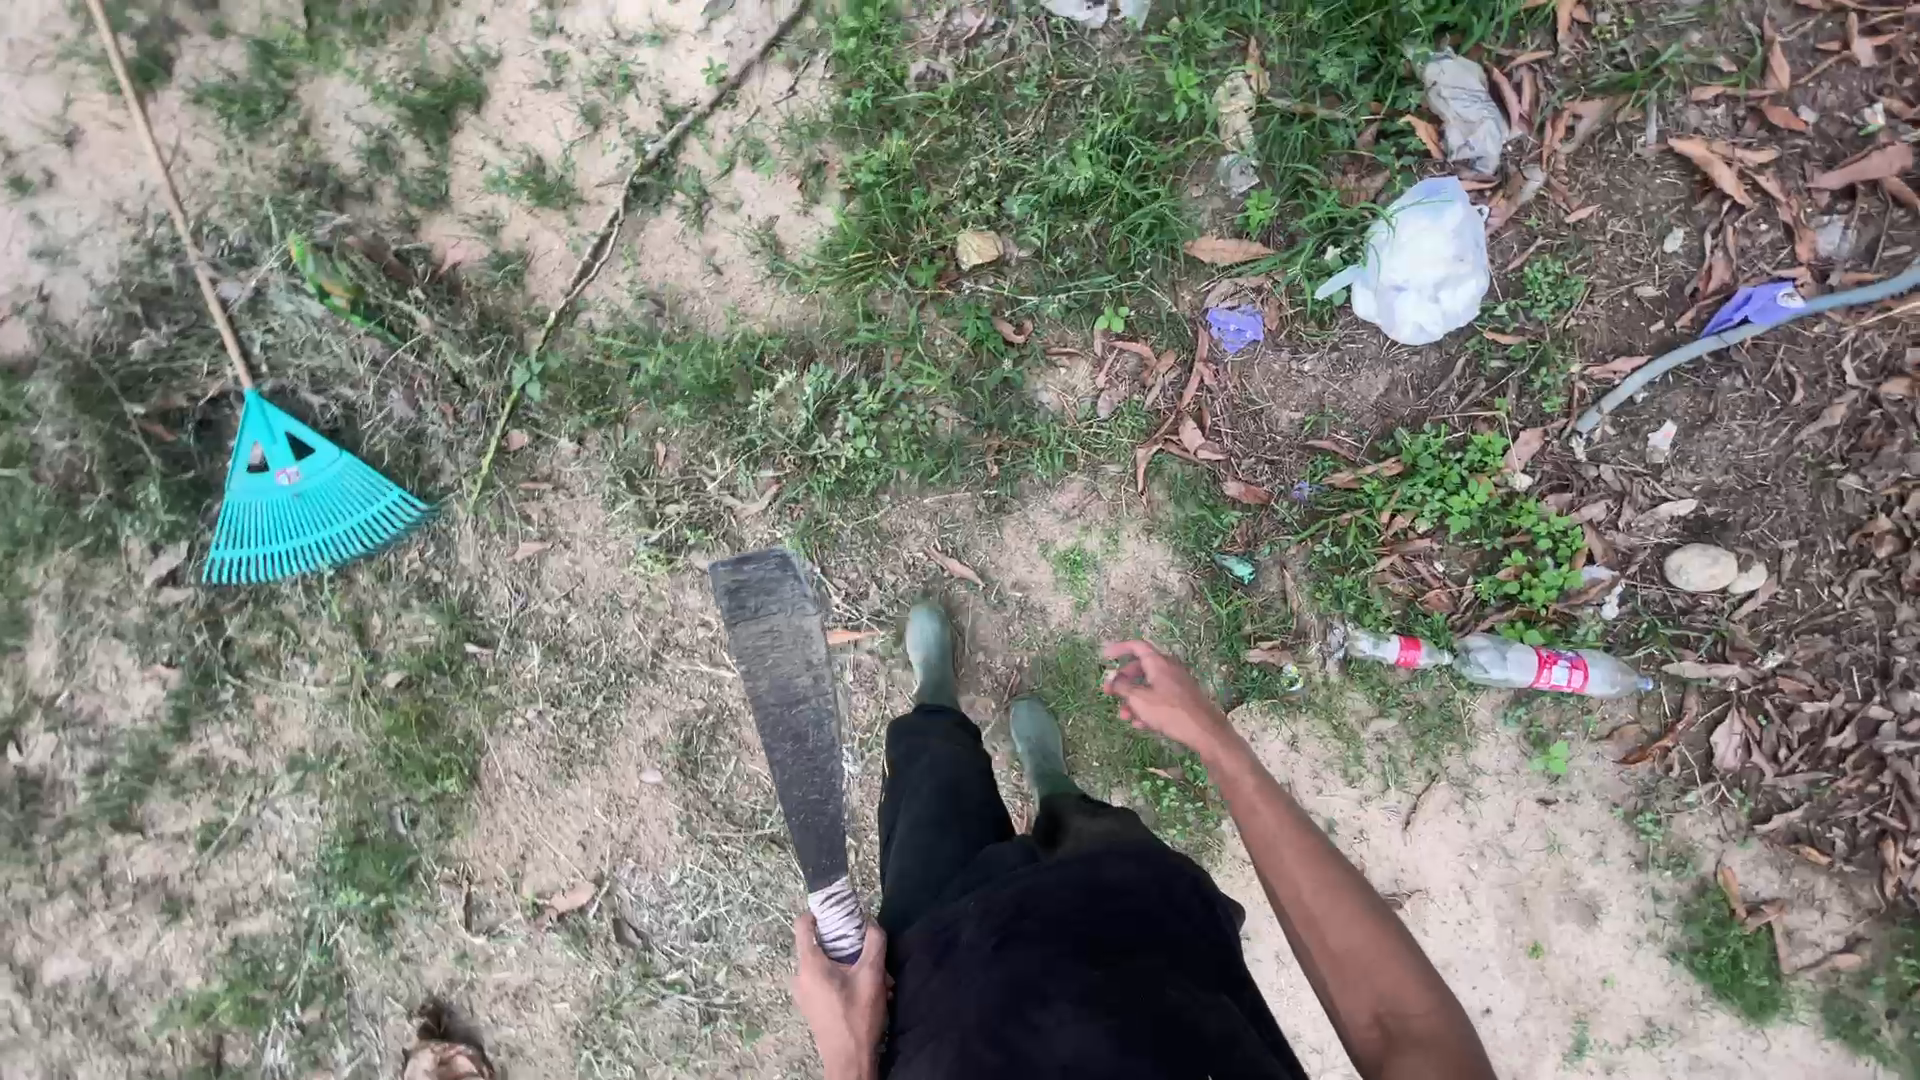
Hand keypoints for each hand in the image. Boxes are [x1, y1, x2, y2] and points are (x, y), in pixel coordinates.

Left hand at [791, 913, 888, 1079]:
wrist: (850, 1063)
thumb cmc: (857, 1016)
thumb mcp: (872, 974)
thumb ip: (874, 941)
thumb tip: (871, 922)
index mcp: (809, 964)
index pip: (803, 924)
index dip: (819, 911)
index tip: (840, 910)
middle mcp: (800, 976)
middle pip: (820, 943)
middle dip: (848, 943)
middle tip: (870, 950)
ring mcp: (803, 993)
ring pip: (826, 962)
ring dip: (852, 963)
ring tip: (877, 977)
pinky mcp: (811, 1005)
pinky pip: (825, 978)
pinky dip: (845, 977)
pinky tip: (869, 991)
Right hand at [1101, 640, 1238, 760]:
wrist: (1204, 730)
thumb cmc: (1169, 711)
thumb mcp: (1139, 699)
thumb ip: (1122, 687)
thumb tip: (1112, 679)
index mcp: (1158, 663)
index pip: (1136, 646)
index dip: (1119, 649)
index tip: (1105, 657)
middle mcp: (1168, 668)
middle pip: (1140, 668)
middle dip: (1123, 681)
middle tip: (1110, 693)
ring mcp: (1176, 683)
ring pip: (1148, 685)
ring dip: (1133, 699)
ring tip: (1125, 716)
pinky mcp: (1182, 698)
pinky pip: (1159, 697)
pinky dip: (1147, 706)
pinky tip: (1141, 724)